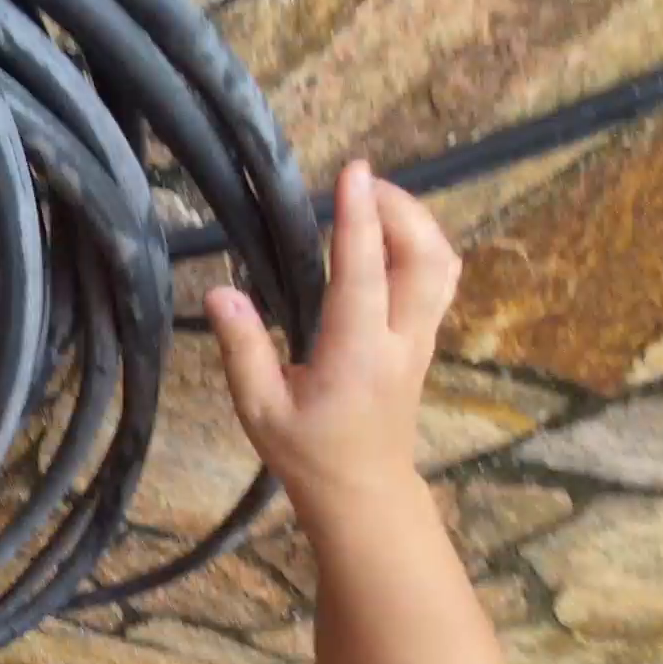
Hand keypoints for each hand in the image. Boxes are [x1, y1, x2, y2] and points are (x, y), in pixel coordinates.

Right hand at [205, 160, 460, 519]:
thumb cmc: (304, 452)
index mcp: (356, 352)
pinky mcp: (422, 346)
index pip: (364, 272)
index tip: (353, 173)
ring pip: (442, 268)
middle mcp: (400, 340)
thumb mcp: (258, 406)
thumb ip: (241, 348)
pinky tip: (392, 242)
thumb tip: (219, 291)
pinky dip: (421, 248)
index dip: (359, 218)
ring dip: (419, 226)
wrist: (360, 490)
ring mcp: (420, 342)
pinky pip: (437, 284)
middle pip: (426, 257)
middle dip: (402, 210)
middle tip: (364, 182)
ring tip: (380, 203)